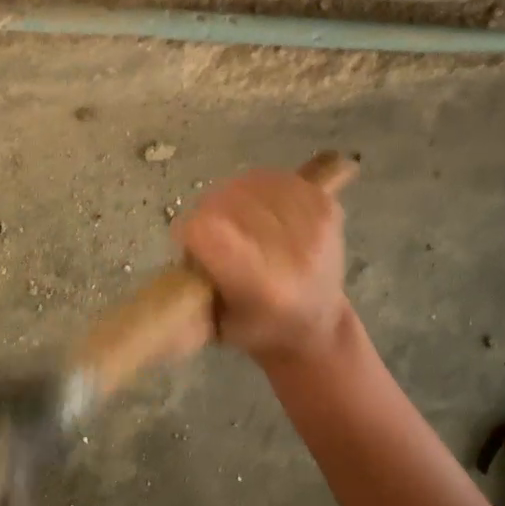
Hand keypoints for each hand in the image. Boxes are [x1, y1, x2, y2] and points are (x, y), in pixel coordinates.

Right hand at [174, 167, 348, 361]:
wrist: (318, 323)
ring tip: (238, 225)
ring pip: (245, 184)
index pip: (207, 229)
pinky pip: (272, 177)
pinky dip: (257, 190)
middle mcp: (294, 251)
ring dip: (231, 200)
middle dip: (208, 214)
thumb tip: (179, 244)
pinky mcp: (325, 203)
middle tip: (215, 239)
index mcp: (263, 285)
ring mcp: (314, 223)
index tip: (189, 244)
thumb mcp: (211, 325)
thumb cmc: (255, 328)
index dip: (188, 230)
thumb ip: (187, 290)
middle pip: (223, 201)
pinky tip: (259, 212)